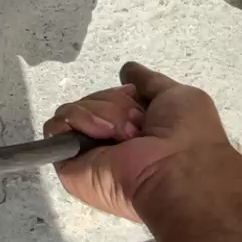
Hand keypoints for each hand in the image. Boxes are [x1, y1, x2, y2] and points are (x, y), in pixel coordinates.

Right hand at [43, 62, 226, 221]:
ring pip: (71, 110)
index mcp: (132, 129)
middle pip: (89, 101)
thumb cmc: (186, 136)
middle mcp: (107, 139)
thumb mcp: (179, 97)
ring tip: (123, 135)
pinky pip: (55, 126)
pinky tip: (101, 133)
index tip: (138, 101)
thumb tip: (127, 70)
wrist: (176, 172)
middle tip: (136, 124)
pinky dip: (76, 121)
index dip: (121, 95)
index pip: (109, 98)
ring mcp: (84, 150)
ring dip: (100, 113)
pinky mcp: (65, 160)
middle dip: (113, 104)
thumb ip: (150, 82)